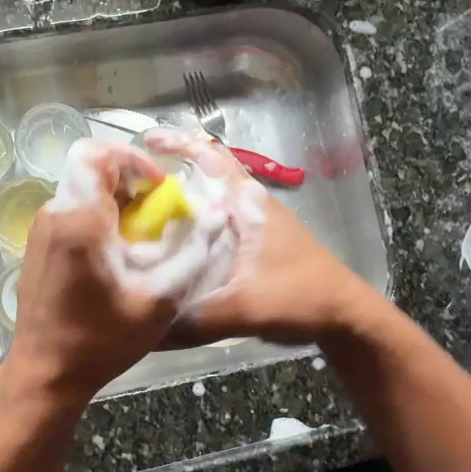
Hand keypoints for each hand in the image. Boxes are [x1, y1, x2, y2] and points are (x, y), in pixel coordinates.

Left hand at [0, 140, 229, 412]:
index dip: (130, 157)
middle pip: (92, 169)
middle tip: (159, 215)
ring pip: (83, 191)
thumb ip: (193, 253)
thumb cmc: (100, 339)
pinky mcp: (40, 247)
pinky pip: (74, 213)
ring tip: (144, 240)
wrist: (46, 374)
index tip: (156, 188)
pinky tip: (120, 258)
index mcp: (78, 219)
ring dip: (118, 203)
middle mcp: (54, 214)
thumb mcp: (159, 300)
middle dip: (131, 183)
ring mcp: (42, 230)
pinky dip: (102, 220)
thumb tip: (218, 215)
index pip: (94, 152)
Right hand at [140, 128, 373, 348]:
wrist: (344, 316)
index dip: (178, 142)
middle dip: (166, 178)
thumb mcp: (245, 308)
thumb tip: (145, 329)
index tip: (143, 142)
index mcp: (248, 203)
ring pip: (208, 204)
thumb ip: (195, 318)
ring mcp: (254, 225)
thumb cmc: (301, 297)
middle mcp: (250, 206)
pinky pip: (214, 228)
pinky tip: (170, 252)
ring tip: (138, 220)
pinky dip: (191, 231)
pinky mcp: (256, 246)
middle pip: (203, 177)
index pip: (211, 155)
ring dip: (177, 206)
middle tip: (126, 192)